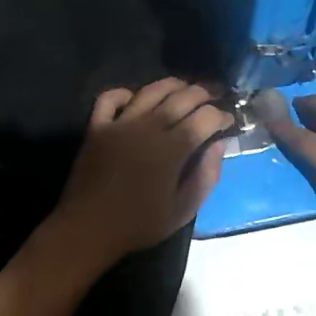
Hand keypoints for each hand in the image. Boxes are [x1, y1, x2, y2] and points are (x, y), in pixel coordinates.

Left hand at [44, 78, 232, 273]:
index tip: (228, 122)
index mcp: (171, 150)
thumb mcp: (183, 210)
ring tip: (185, 89)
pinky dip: (124, 92)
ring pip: (151, 90)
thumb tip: (218, 146)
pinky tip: (135, 98)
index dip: (222, 116)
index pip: (206, 117)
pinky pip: (109, 98)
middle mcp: (148, 128)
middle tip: (214, 99)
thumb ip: (206, 176)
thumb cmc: (139, 224)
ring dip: (173, 85)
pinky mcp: (97, 128)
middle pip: (182, 97)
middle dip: (204, 94)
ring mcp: (120, 124)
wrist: (87, 230)